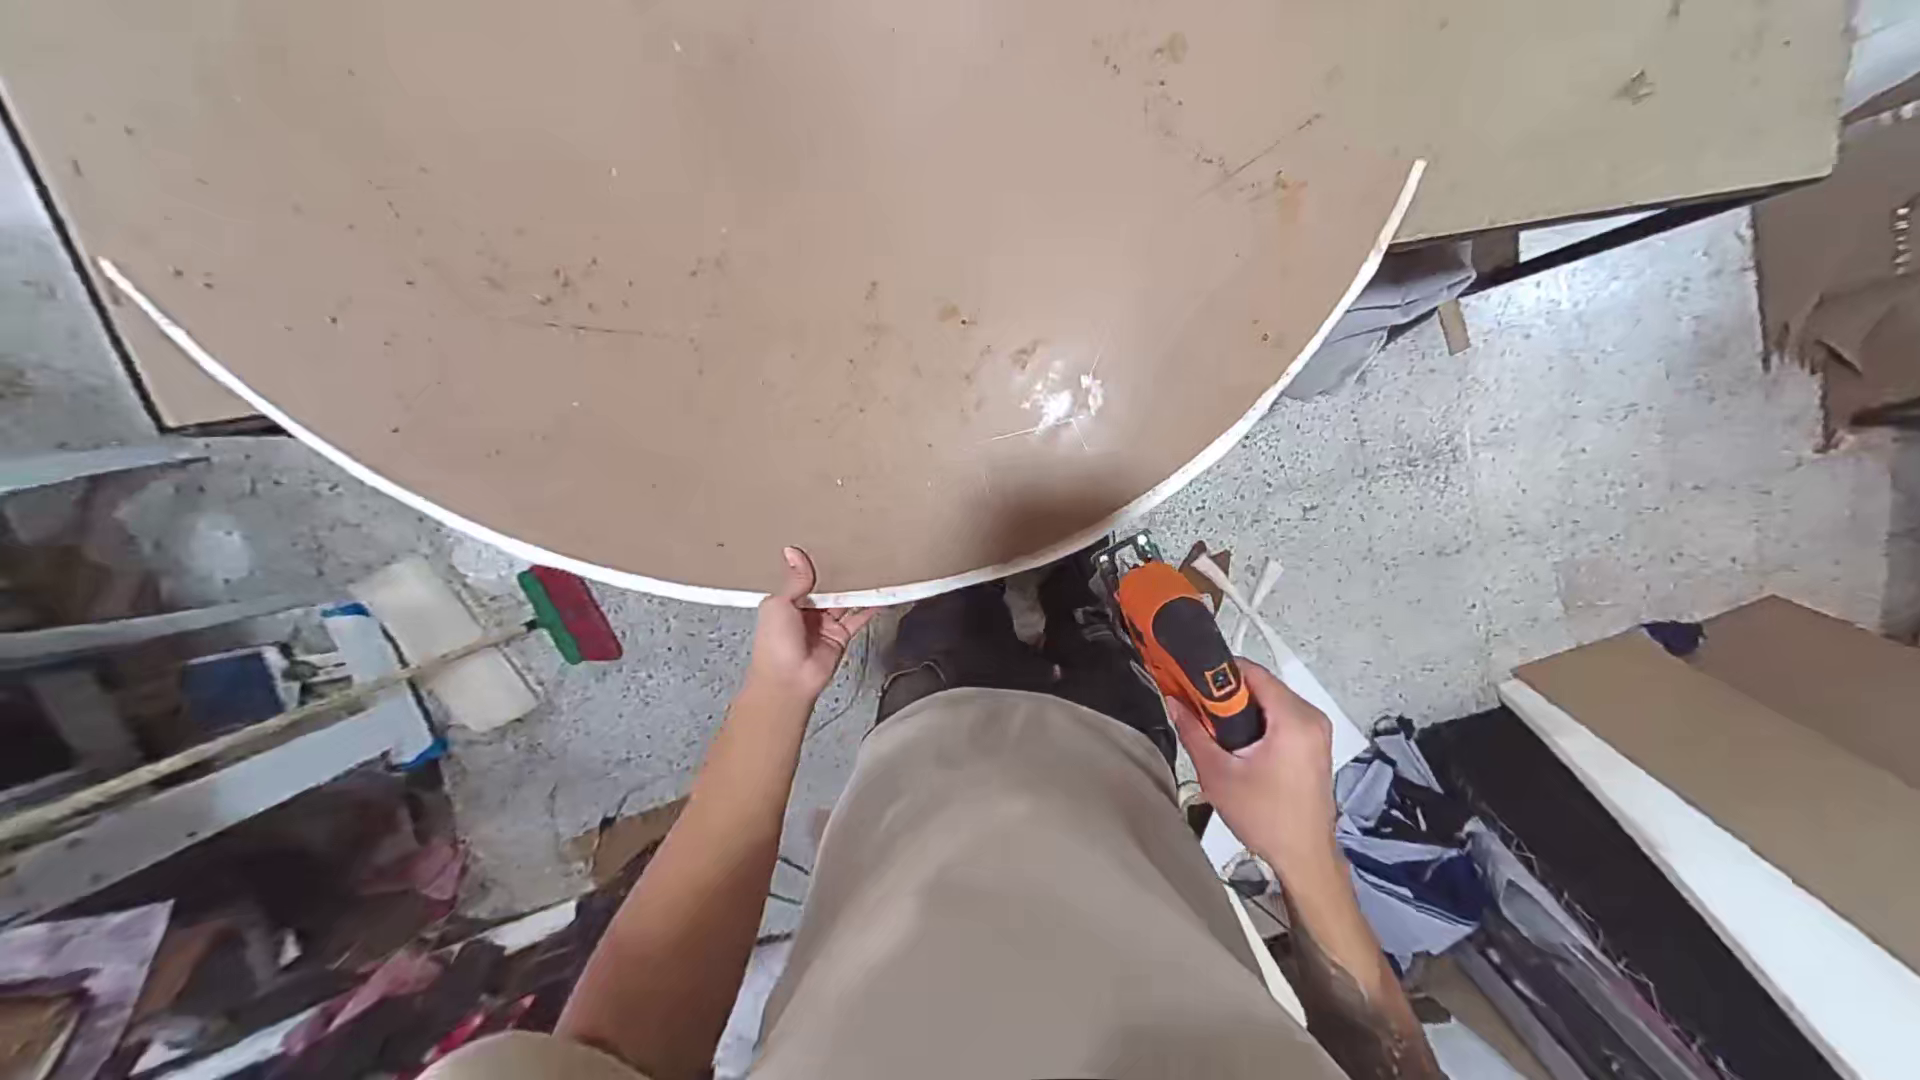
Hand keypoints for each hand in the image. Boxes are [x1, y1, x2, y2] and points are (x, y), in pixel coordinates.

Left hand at [744, 547, 877, 704]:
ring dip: (855, 590)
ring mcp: (824, 625)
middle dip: (837, 577)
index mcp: (786, 604)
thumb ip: (795, 580)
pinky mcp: (840, 636)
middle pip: (826, 590)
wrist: (788, 680)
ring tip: (870, 569)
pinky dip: (869, 608)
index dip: (812, 567)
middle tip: (852, 553)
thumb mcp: (780, 604)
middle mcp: (806, 613)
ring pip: (844, 602)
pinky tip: (879, 596)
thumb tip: (793, 552)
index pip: (802, 580)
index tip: (825, 546)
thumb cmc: (775, 645)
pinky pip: (857, 619)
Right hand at [1168, 658, 1340, 884]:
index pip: (1251, 671)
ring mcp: (1316, 731)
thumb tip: (1173, 701)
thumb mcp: (1217, 772)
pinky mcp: (1313, 743)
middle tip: (1195, 705)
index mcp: (1294, 720)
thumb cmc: (1266, 819)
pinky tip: (1234, 738)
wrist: (1303, 858)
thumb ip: (1192, 730)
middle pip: (1260, 684)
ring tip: (1211, 724)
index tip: (1190, 679)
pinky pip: (1280, 714)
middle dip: (1225, 692)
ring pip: (1269, 699)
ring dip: (1239, 706)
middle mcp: (1311, 719)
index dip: (1216, 671)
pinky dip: (1255, 718)